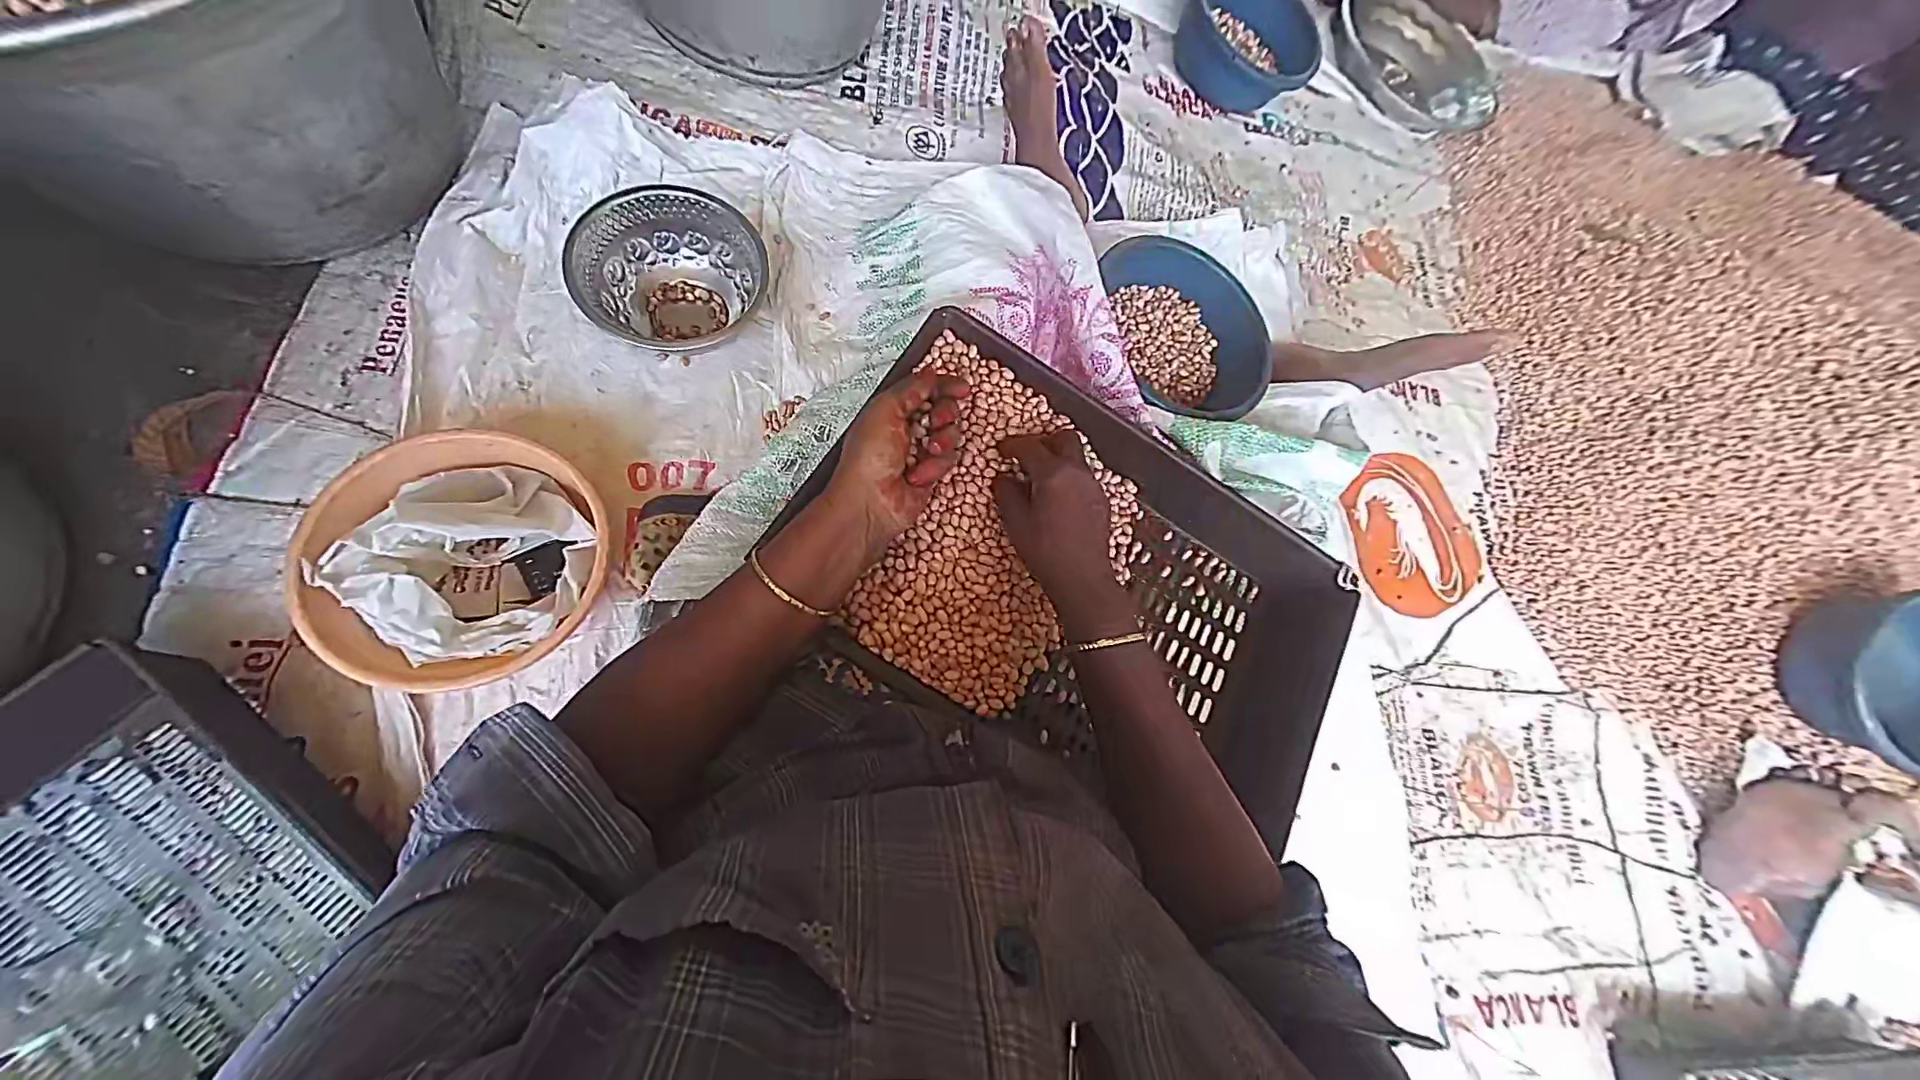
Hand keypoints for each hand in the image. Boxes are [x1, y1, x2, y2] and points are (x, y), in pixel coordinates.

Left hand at [823, 371, 970, 561]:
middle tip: (938, 420)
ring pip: (951, 436)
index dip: (945, 386)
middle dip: (946, 413)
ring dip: (942, 441)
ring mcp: (921, 452)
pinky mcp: (931, 474)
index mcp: (893, 410)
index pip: (926, 390)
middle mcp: (908, 429)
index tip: (961, 388)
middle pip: (944, 410)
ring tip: (929, 450)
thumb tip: (930, 374)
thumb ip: (911, 389)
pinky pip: (949, 461)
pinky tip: (917, 475)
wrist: (869, 502)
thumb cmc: (868, 459)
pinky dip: (935, 467)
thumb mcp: (885, 410)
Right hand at [992, 430, 1133, 636]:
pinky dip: (1068, 477)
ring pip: (1076, 457)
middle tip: (1025, 455)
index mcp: (1053, 474)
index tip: (1001, 450)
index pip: (1029, 447)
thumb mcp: (1016, 523)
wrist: (1083, 578)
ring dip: (1057, 459)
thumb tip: (1002, 478)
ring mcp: (1093, 486)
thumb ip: (1007, 493)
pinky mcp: (1101, 501)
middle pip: (1064, 439)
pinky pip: (1083, 477)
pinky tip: (1056, 498)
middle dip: (1043, 441)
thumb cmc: (1045, 552)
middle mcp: (1077, 473)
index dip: (1011, 445)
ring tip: (1039, 479)